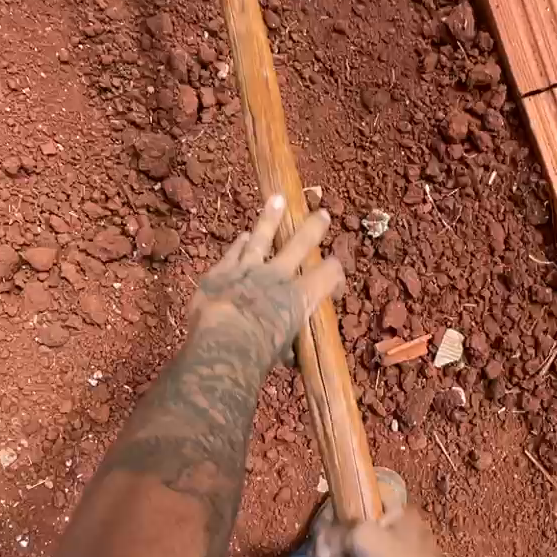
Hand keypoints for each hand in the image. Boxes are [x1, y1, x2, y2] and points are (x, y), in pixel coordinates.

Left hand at [189, 195, 344, 370]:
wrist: (223, 343)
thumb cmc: (259, 354)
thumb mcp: (282, 351)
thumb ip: (285, 344)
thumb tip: (285, 356)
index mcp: (300, 297)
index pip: (329, 275)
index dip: (336, 274)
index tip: (336, 279)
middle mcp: (277, 276)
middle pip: (300, 244)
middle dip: (313, 228)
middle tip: (322, 215)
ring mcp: (247, 269)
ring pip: (262, 236)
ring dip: (270, 218)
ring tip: (277, 200)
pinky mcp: (220, 272)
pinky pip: (233, 252)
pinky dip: (239, 245)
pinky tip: (241, 237)